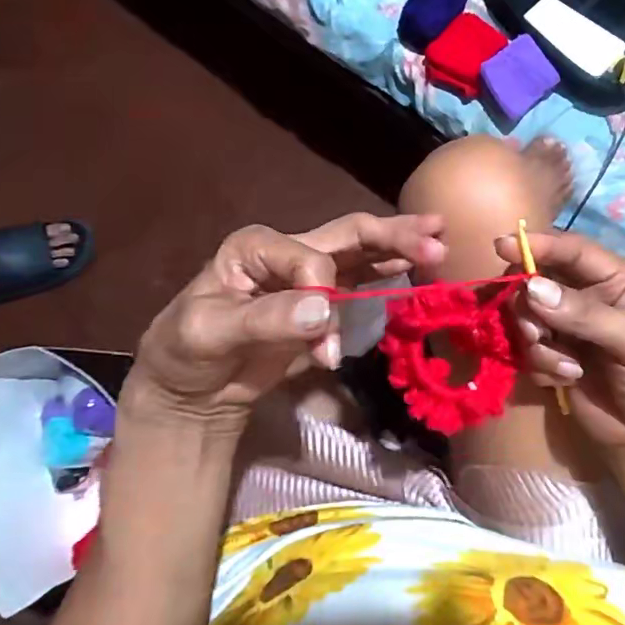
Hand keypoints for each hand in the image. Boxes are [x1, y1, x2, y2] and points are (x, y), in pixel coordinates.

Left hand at [123, 213, 445, 434]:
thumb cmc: (187, 352)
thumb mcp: (212, 333)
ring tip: (438, 240)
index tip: (325, 349)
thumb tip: (326, 309)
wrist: (191, 391)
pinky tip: (413, 270)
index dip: (326, 293)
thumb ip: (268, 319)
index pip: (309, 257)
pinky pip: (359, 285)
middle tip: (436, 234)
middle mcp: (287, 251)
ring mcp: (307, 277)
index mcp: (256, 248)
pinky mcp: (321, 305)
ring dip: (397, 249)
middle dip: (391, 235)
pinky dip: (387, 276)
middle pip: (347, 236)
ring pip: (360, 254)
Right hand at [495, 230, 624, 458]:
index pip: (571, 250)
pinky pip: (524, 346)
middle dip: (529, 304)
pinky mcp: (548, 353)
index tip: (502, 247)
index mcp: (615, 279)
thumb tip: (532, 287)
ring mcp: (564, 324)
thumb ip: (585, 314)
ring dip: (537, 342)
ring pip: (524, 313)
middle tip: (537, 331)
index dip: (537, 246)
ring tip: (566, 367)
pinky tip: (566, 380)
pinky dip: (539, 363)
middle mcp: (585, 295)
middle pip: (536, 278)